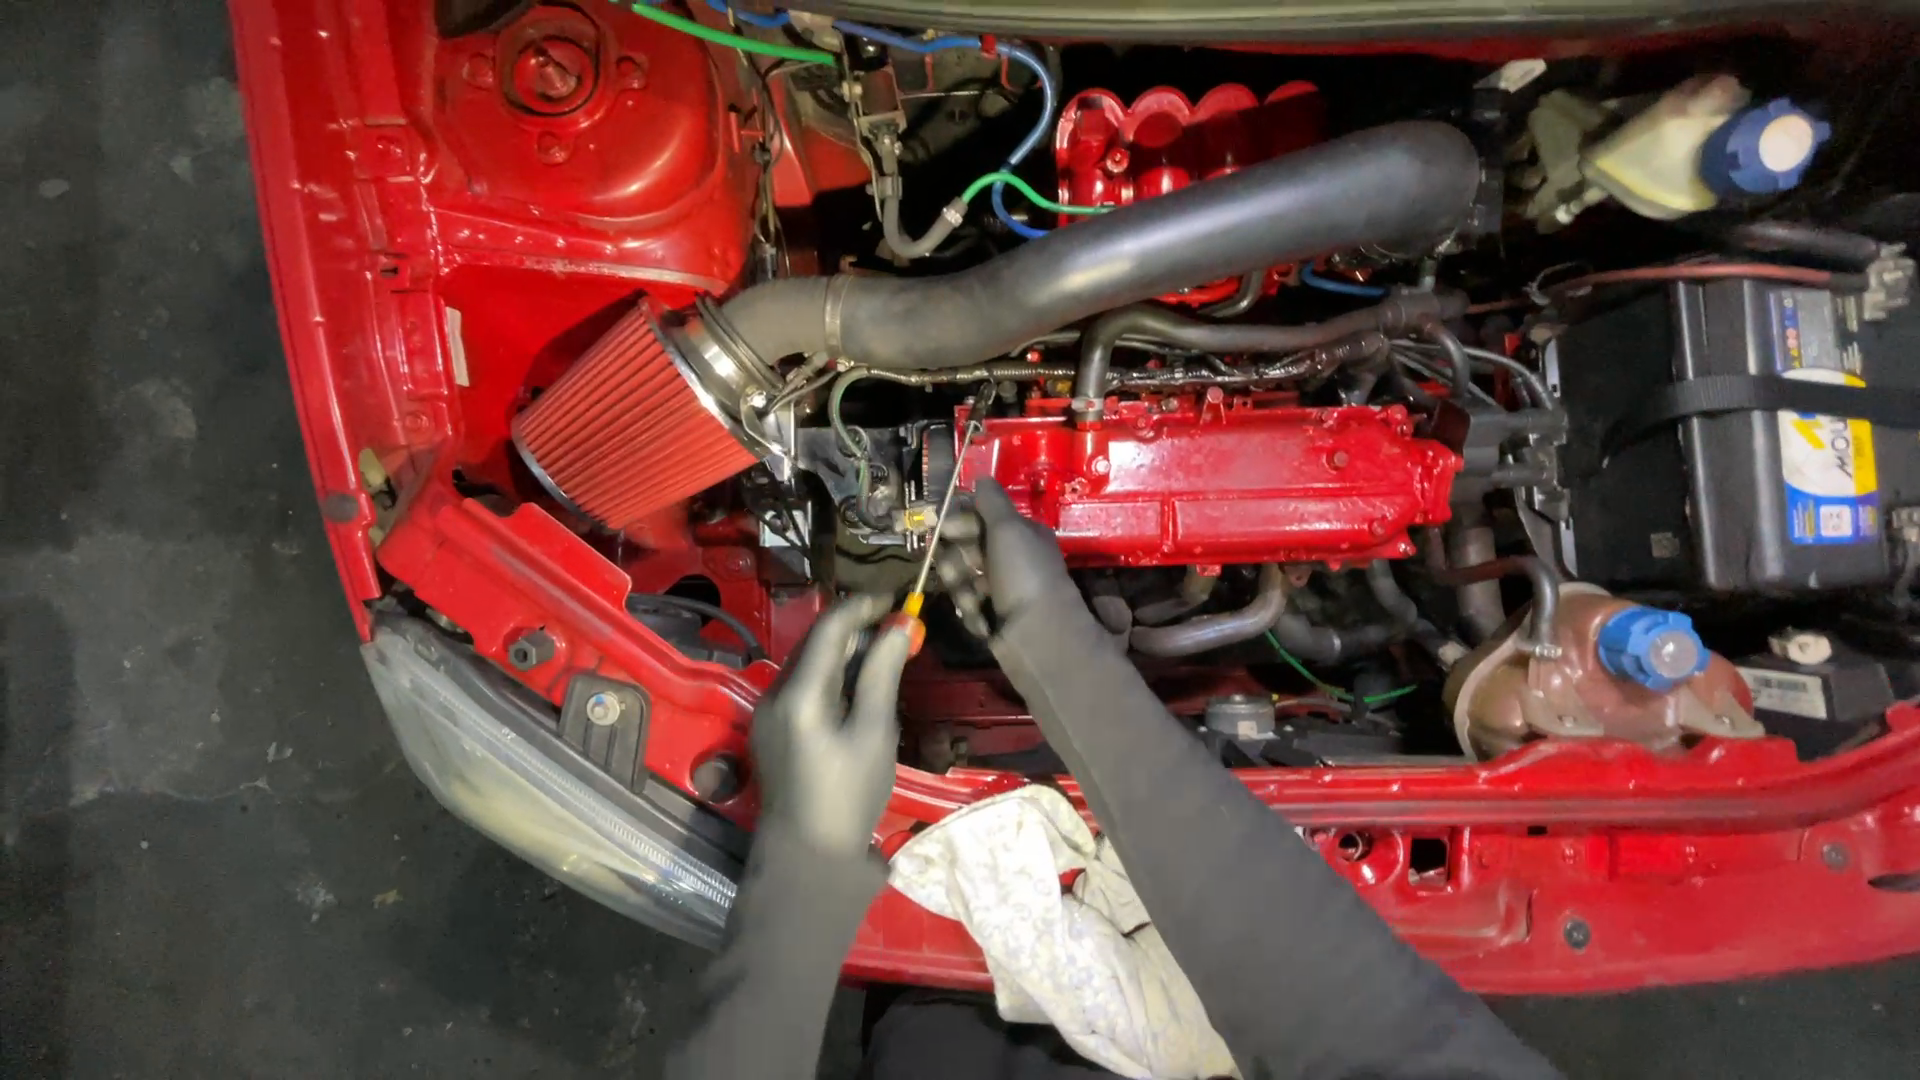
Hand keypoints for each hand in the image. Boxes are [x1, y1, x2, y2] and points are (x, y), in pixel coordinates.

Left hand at [750, 594, 912, 857]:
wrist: (807, 859)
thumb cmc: (848, 796)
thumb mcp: (875, 733)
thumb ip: (882, 674)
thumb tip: (899, 626)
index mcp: (799, 694)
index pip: (829, 628)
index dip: (862, 607)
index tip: (896, 601)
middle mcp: (775, 694)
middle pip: (816, 643)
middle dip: (856, 629)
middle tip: (897, 631)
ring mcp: (768, 713)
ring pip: (810, 664)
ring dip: (845, 652)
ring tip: (884, 658)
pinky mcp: (772, 730)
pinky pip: (803, 686)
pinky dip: (832, 676)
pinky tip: (858, 690)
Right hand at [934, 476, 1078, 638]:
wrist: (1036, 634)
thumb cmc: (1023, 574)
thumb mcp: (1009, 528)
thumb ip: (991, 502)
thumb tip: (981, 478)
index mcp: (1020, 533)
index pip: (980, 516)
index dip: (957, 519)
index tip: (937, 523)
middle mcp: (1012, 557)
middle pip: (966, 547)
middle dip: (956, 558)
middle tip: (958, 570)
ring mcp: (1002, 587)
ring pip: (963, 577)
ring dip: (962, 585)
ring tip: (973, 598)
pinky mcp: (992, 614)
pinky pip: (968, 603)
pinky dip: (971, 609)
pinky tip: (980, 617)